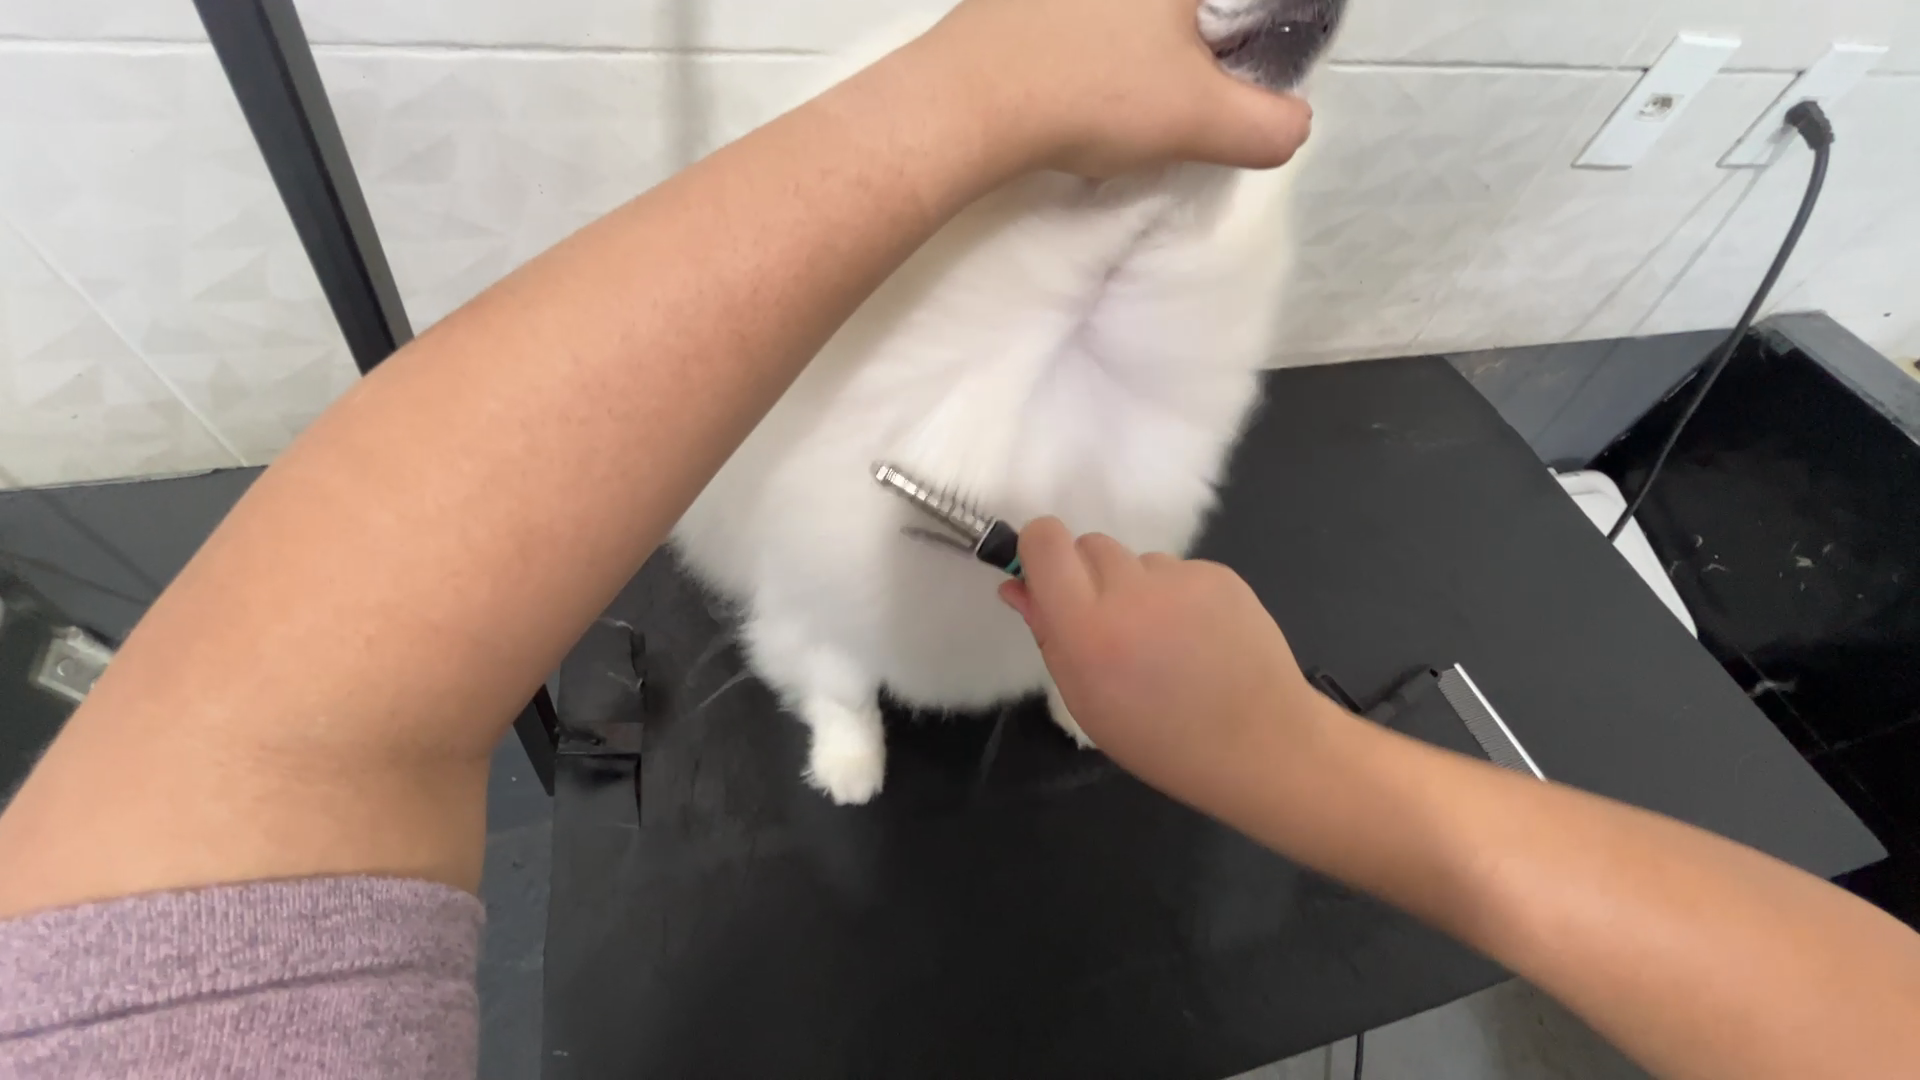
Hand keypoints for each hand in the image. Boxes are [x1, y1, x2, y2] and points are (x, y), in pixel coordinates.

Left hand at [910, 0, 1313, 176]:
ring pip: (1132, 15)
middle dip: (1199, 37)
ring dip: (1143, 37)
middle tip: (1189, 79)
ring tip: (1129, 88)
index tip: (1233, 77)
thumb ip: (1263, 127)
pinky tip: (1083, 73)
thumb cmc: (1093, 95)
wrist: (971, 102)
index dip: (1252, 28)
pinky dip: (1095, 36)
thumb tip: (1292, 129)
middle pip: (1187, 8)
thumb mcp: (1196, 120)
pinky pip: (1082, 17)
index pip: (1245, 2)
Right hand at [999, 518, 1344, 810]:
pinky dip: (1175, 595)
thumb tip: (1016, 585)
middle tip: (1110, 625)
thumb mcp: (1083, 699)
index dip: (1038, 549)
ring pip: (1135, 560)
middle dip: (1086, 575)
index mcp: (1088, 629)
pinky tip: (1197, 637)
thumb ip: (1046, 634)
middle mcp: (1131, 592)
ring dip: (1135, 587)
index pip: (1045, 541)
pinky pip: (1177, 570)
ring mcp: (1181, 579)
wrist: (1260, 745)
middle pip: (1087, 544)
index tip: (1047, 577)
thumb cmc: (1157, 738)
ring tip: (1163, 640)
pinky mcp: (1220, 574)